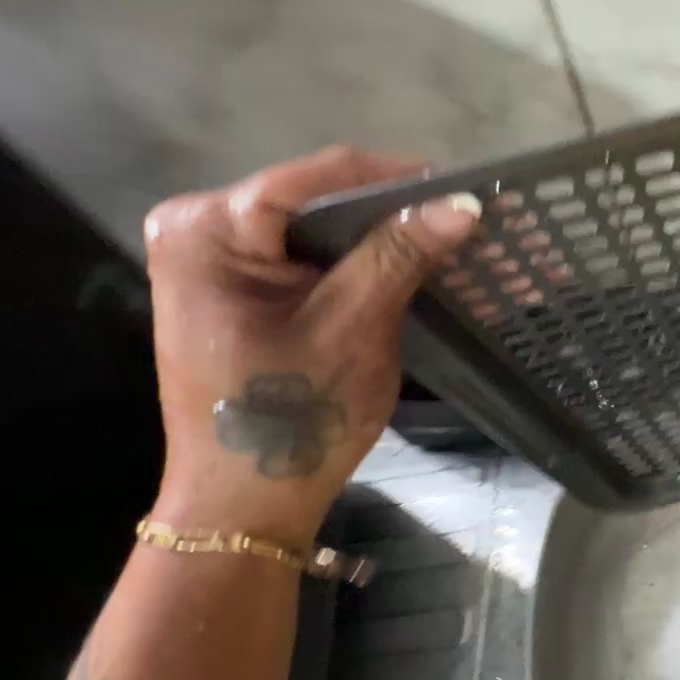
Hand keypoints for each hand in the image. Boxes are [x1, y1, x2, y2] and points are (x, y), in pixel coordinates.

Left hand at [143, 145, 480, 543]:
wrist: (247, 501)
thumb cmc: (293, 418)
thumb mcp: (354, 329)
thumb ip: (400, 256)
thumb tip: (464, 204)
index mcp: (209, 226)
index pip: (322, 178)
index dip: (404, 180)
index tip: (473, 194)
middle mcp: (203, 227)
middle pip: (322, 202)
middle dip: (405, 216)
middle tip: (475, 229)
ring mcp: (219, 261)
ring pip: (324, 232)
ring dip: (393, 244)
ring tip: (459, 252)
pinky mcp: (243, 292)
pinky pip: (316, 263)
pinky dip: (369, 269)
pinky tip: (417, 274)